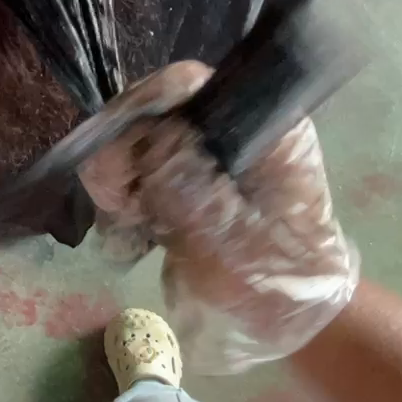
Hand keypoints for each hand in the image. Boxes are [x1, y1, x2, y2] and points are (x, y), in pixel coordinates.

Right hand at [79, 62, 358, 372]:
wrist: (287, 315)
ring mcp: (202, 154)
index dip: (137, 116)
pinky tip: (129, 231)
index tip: (116, 170)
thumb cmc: (273, 280)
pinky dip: (118, 201)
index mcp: (259, 127)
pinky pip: (131, 173)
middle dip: (119, 158)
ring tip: (128, 226)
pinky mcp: (182, 179)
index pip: (184, 87)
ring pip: (129, 144)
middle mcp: (227, 128)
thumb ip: (192, 190)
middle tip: (120, 209)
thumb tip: (149, 143)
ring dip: (115, 184)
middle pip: (147, 113)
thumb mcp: (232, 242)